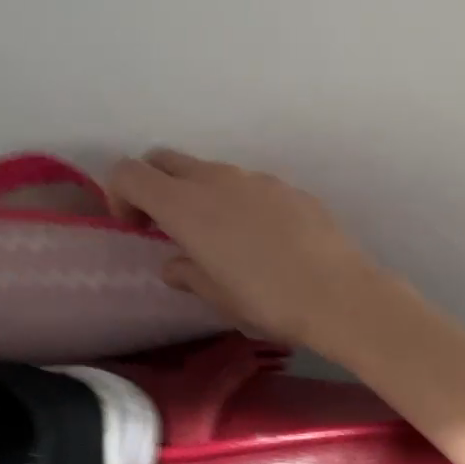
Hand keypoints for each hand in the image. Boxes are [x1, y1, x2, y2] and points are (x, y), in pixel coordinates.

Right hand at [107, 149, 399, 349]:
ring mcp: (261, 181)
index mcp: (185, 204)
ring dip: (206, 194)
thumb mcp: (220, 298)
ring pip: (216, 172)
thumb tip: (175, 265)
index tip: (138, 227)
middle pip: (168, 161)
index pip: (129, 173)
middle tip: (172, 226)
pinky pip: (257, 188)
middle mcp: (218, 180)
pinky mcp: (296, 191)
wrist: (343, 297)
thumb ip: (189, 274)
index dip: (121, 195)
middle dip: (159, 185)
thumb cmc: (271, 302)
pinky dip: (248, 203)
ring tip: (226, 237)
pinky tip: (270, 241)